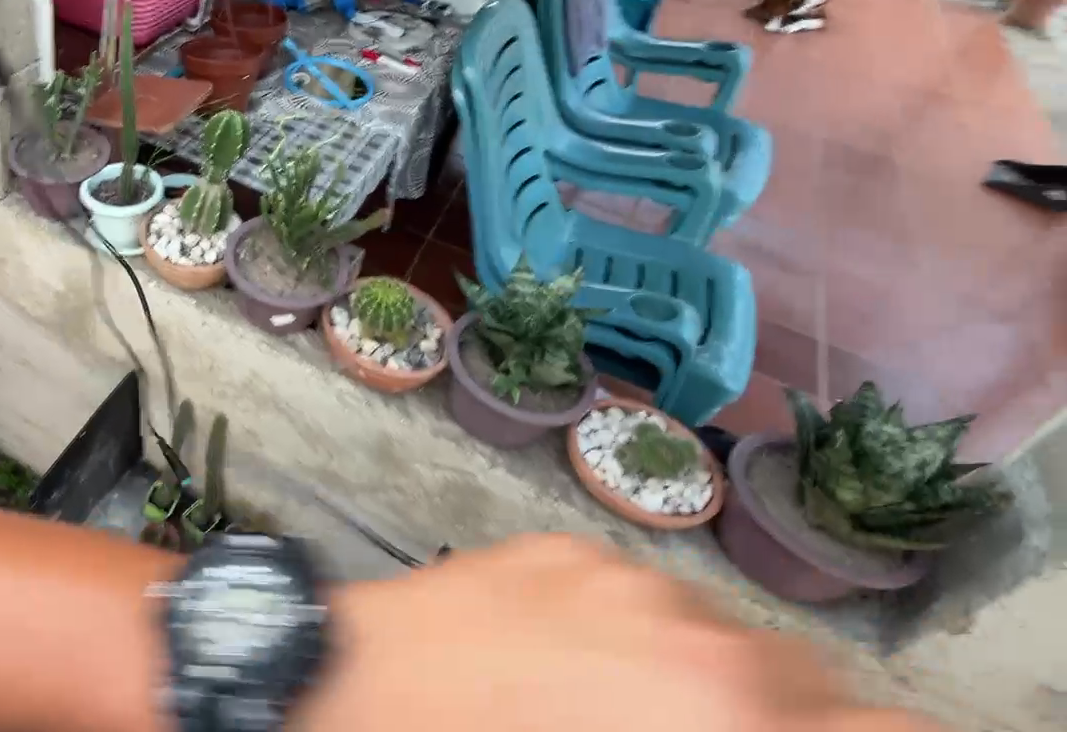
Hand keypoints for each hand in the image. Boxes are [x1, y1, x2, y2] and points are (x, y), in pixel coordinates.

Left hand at [299, 534, 943, 731]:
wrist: (374, 683)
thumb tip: (726, 716)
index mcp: (722, 706)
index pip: (883, 725)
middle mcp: (691, 624)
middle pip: (799, 674)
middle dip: (779, 714)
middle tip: (709, 729)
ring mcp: (621, 572)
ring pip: (709, 625)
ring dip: (698, 663)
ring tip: (630, 697)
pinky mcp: (562, 543)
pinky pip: (632, 585)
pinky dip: (629, 619)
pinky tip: (572, 650)